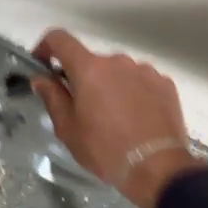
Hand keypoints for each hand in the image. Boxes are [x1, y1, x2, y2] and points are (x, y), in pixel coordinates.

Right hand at [32, 29, 199, 207]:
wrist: (158, 168)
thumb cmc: (105, 149)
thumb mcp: (68, 128)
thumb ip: (52, 97)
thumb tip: (42, 78)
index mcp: (89, 69)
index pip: (60, 39)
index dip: (45, 46)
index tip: (42, 64)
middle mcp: (118, 61)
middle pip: (91, 61)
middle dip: (82, 78)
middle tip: (82, 108)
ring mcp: (145, 70)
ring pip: (117, 71)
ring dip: (109, 85)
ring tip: (114, 116)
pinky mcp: (165, 84)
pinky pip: (140, 81)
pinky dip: (133, 92)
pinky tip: (136, 117)